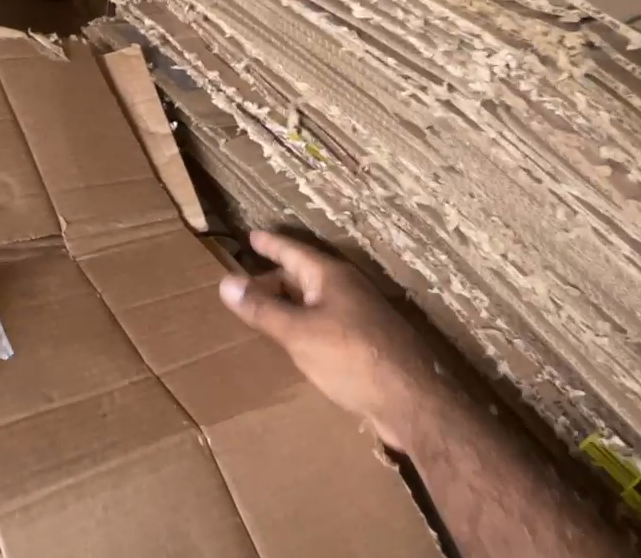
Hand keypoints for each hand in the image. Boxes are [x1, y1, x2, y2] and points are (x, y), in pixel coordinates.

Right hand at [219, 230, 452, 449]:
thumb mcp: (296, 332)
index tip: (251, 236)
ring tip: (266, 311)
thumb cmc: (351, 358)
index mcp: (330, 276)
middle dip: (275, 278)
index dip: (270, 244)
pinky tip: (297, 340)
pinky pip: (327, 321)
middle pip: (303, 275)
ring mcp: (362, 315)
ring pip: (316, 299)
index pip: (292, 251)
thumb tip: (226, 282)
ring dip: (290, 302)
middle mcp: (348, 288)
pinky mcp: (370, 342)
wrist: (414, 404)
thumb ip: (261, 308)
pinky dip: (306, 323)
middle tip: (247, 285)